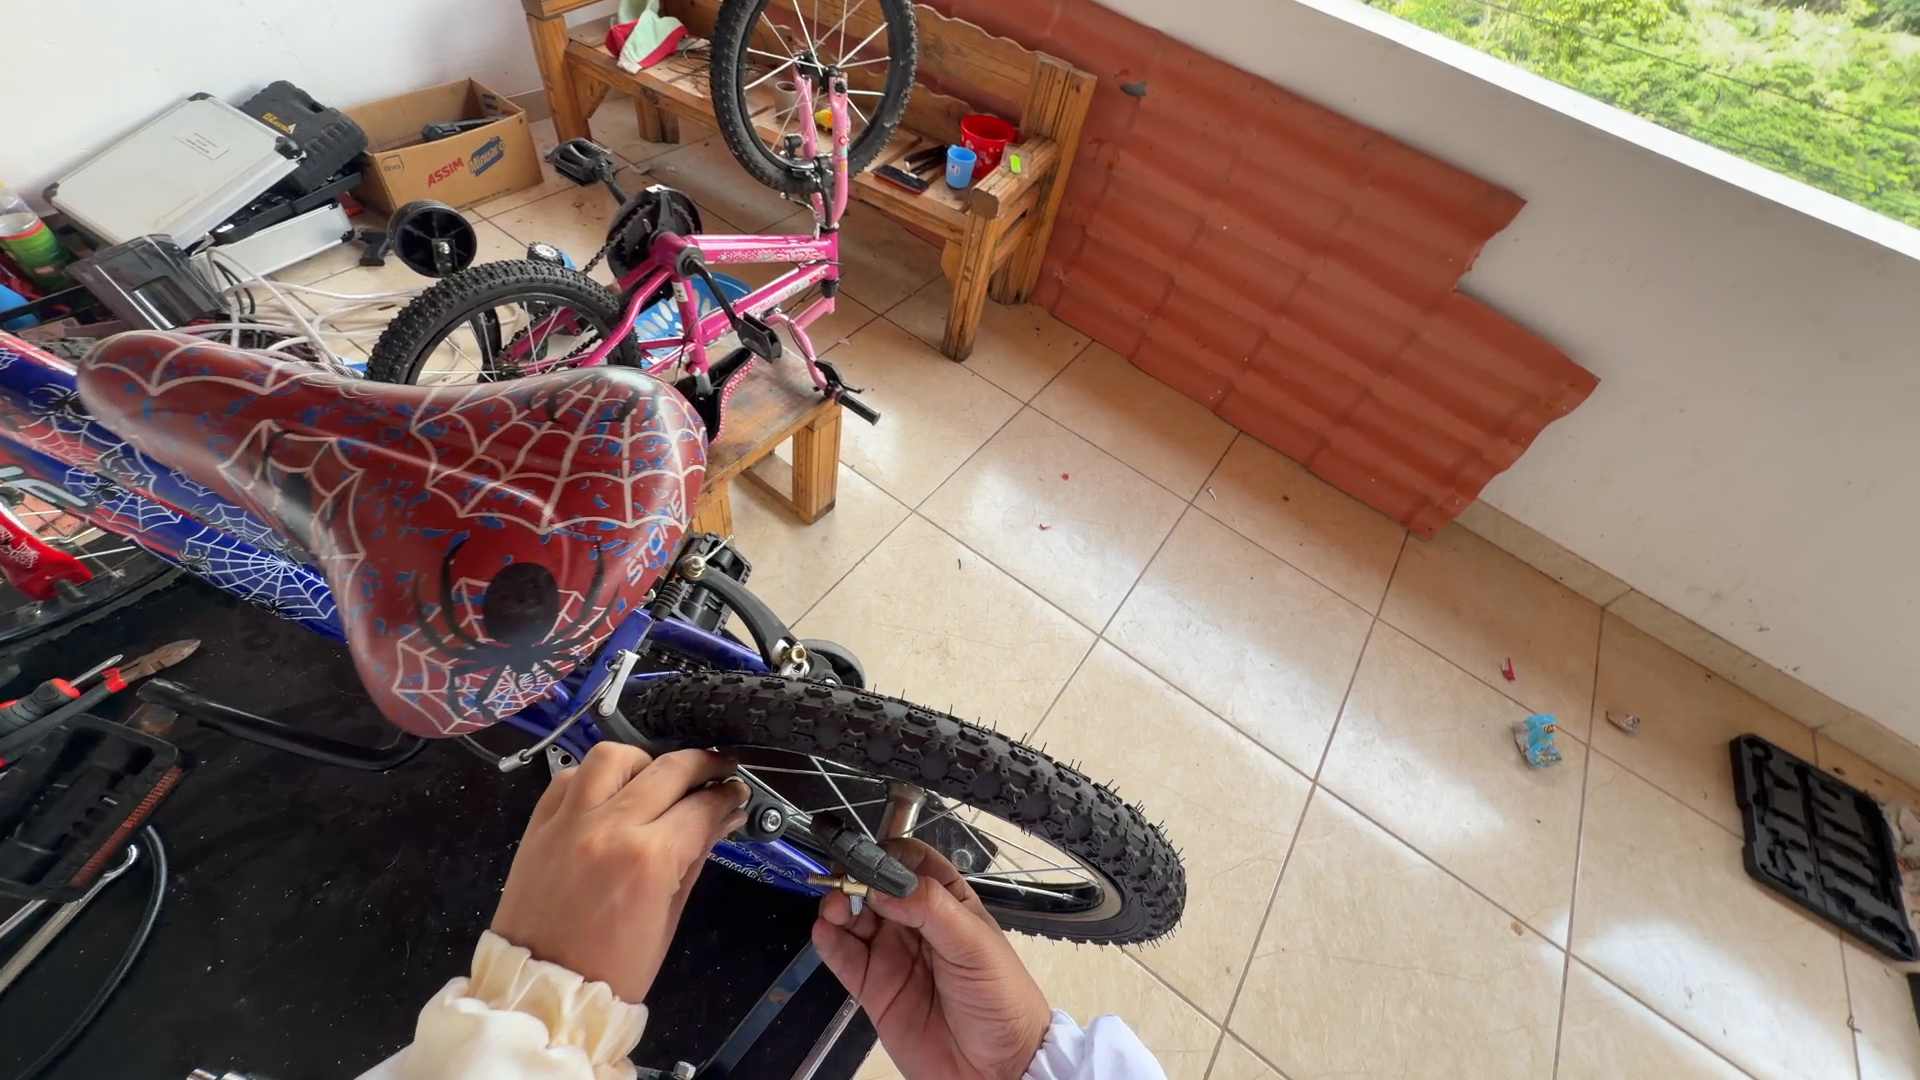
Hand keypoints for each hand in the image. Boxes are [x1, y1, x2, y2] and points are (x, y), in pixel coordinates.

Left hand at [490, 743, 749, 1003]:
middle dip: (704, 764)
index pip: (704, 804)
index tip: (738, 792)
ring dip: (644, 762)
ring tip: (655, 779)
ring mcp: (569, 822)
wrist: (537, 996)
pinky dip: (594, 777)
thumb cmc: (615, 969)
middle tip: (718, 771)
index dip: (729, 795)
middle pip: (670, 768)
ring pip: (614, 756)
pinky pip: (570, 777)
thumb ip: (698, 853)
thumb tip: (726, 815)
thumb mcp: (670, 914)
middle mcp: (611, 827)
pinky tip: (610, 794)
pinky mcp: (538, 826)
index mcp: (650, 858)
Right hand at [812, 840, 1050, 1079]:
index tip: (871, 857)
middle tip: (843, 879)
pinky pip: (845, 958)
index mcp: (946, 900)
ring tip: (833, 906)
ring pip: (856, 917)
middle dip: (856, 877)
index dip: (889, 854)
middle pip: (876, 886)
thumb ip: (930, 908)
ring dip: (839, 905)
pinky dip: (829, 942)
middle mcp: (915, 921)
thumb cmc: (1001, 997)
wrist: (997, 1070)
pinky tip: (824, 931)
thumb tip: (888, 884)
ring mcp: (893, 953)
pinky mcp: (875, 988)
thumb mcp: (973, 943)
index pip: (911, 862)